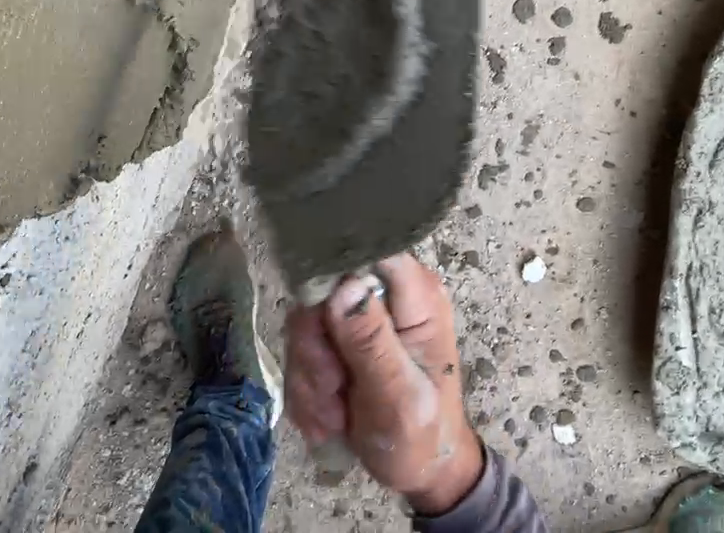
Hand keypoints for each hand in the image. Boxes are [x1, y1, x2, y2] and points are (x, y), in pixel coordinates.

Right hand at [283, 254, 484, 515]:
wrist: (419, 473)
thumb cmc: (424, 435)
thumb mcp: (401, 397)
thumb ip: (372, 342)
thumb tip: (342, 287)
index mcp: (415, 295)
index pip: (368, 249)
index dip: (334, 273)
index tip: (321, 319)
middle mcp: (384, 294)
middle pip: (323, 288)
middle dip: (316, 345)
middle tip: (330, 386)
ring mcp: (357, 314)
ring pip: (305, 320)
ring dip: (310, 374)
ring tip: (334, 411)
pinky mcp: (335, 337)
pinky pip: (300, 348)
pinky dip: (306, 387)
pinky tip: (328, 414)